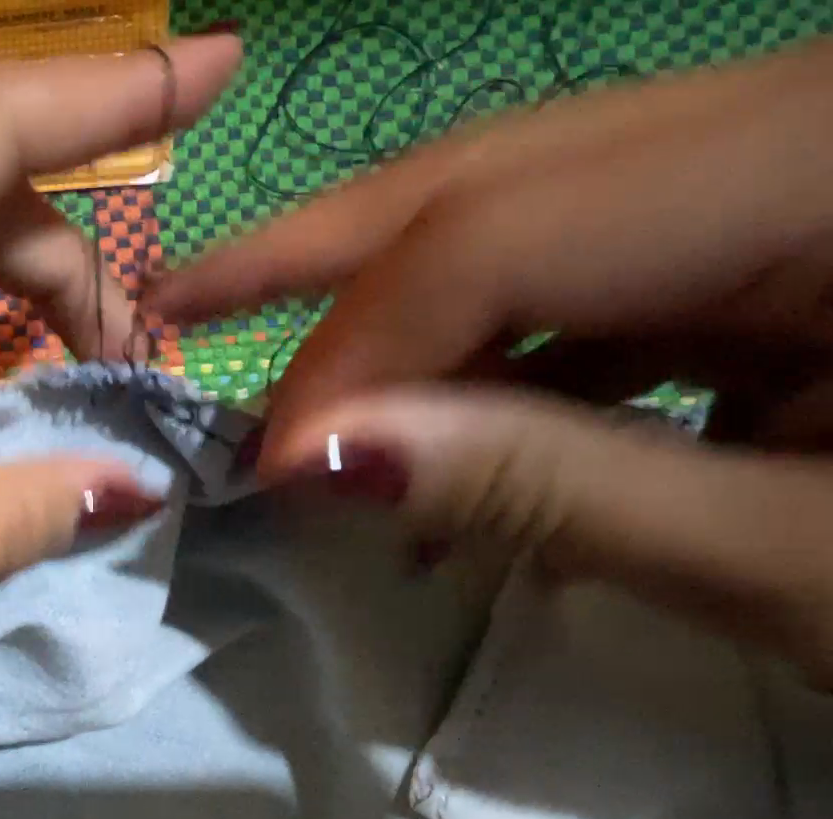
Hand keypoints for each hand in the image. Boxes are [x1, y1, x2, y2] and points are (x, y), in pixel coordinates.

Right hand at [144, 39, 832, 681]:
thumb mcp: (820, 569)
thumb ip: (546, 490)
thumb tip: (313, 461)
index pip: (506, 231)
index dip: (361, 352)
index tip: (273, 470)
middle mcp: (816, 125)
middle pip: (500, 168)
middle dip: (317, 249)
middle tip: (174, 297)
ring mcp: (807, 178)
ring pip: (533, 212)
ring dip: (391, 306)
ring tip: (274, 363)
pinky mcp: (801, 245)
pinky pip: (595, 279)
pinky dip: (491, 357)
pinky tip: (434, 428)